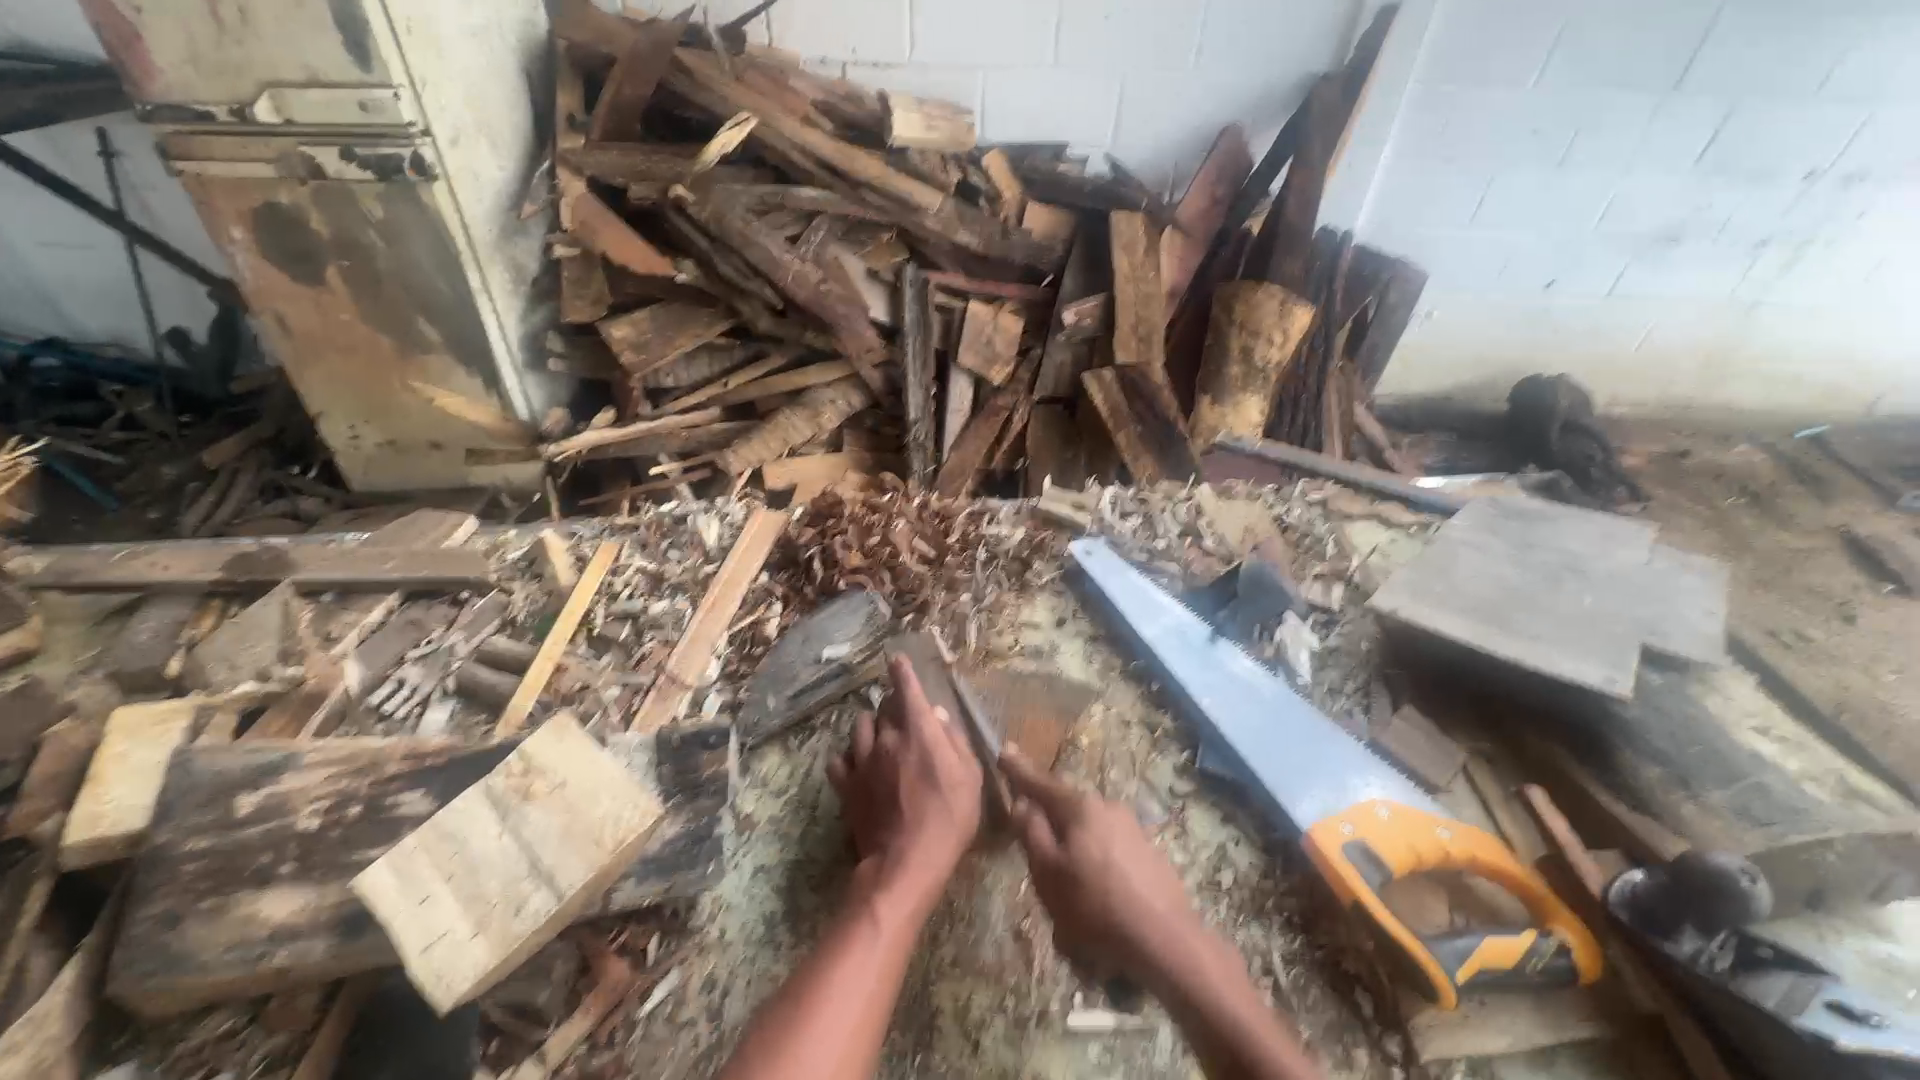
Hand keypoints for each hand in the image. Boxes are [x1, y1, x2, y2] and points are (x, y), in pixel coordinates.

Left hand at [827, 654, 983, 913]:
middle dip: (892, 706)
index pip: (907, 689)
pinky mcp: (846, 785)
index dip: (902, 672)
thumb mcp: (970, 777)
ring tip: (879, 737)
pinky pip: (840, 760)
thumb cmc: (949, 818)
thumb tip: (938, 715)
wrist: (907, 860)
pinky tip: (857, 766)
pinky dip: (848, 758)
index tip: (897, 660)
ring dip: (870, 726)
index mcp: (919, 731)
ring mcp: (862, 761)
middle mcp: (886, 737)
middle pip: (883, 708)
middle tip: (903, 717)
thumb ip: (954, 740)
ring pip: (859, 727)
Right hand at [1002, 749, 1206, 989]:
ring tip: (1066, 883)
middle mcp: (1108, 806)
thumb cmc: (1095, 905)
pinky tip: (1096, 891)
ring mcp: (1133, 828)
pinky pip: (1109, 846)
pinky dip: (1095, 860)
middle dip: (1049, 820)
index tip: (1003, 751)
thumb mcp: (1047, 872)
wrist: (1165, 939)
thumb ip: (1031, 833)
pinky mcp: (1149, 852)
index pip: (1041, 783)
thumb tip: (1021, 803)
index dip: (1018, 771)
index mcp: (1080, 807)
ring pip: (1089, 829)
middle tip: (1032, 845)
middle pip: (1067, 807)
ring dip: (1074, 845)